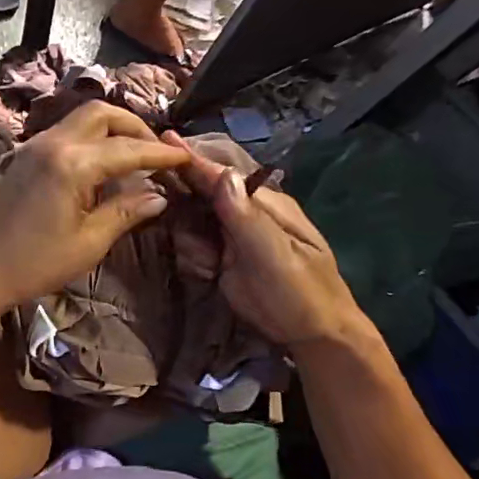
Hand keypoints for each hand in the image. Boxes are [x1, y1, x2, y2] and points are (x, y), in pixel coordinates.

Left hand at [0, 102, 189, 334]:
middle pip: (102, 113)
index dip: (160, 153)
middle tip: (156, 151)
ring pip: (81, 119)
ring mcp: (34, 146)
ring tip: (134, 155)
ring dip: (112, 129)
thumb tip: (158, 197)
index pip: (128, 149)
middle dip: (135, 126)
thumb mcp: (88, 242)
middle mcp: (53, 143)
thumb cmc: (34, 263)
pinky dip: (91, 138)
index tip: (184, 158)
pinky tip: (103, 165)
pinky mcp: (24, 155)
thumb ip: (125, 212)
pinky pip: (66, 133)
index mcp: (72, 163)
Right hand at [165, 132, 362, 348]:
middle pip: (201, 197)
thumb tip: (223, 174)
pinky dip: (194, 260)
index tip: (164, 139)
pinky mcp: (224, 260)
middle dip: (188, 217)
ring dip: (192, 245)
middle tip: (195, 242)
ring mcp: (235, 237)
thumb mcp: (275, 257)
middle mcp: (248, 214)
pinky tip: (209, 274)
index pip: (223, 176)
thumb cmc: (301, 294)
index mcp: (267, 205)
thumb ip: (246, 218)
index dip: (193, 161)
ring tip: (210, 266)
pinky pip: (195, 248)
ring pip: (193, 225)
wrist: (313, 338)